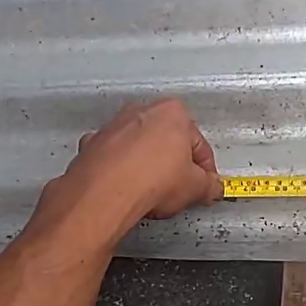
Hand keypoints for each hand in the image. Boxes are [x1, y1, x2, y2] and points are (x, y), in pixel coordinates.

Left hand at [33, 99, 223, 243]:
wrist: (106, 193)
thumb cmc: (151, 180)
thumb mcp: (195, 189)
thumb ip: (209, 186)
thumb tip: (212, 188)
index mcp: (173, 113)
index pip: (199, 144)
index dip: (205, 170)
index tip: (204, 185)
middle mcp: (141, 112)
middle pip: (166, 141)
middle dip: (173, 165)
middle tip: (178, 190)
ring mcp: (114, 126)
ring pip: (137, 147)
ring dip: (145, 166)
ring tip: (150, 193)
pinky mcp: (93, 144)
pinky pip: (112, 158)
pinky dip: (118, 170)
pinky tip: (124, 189)